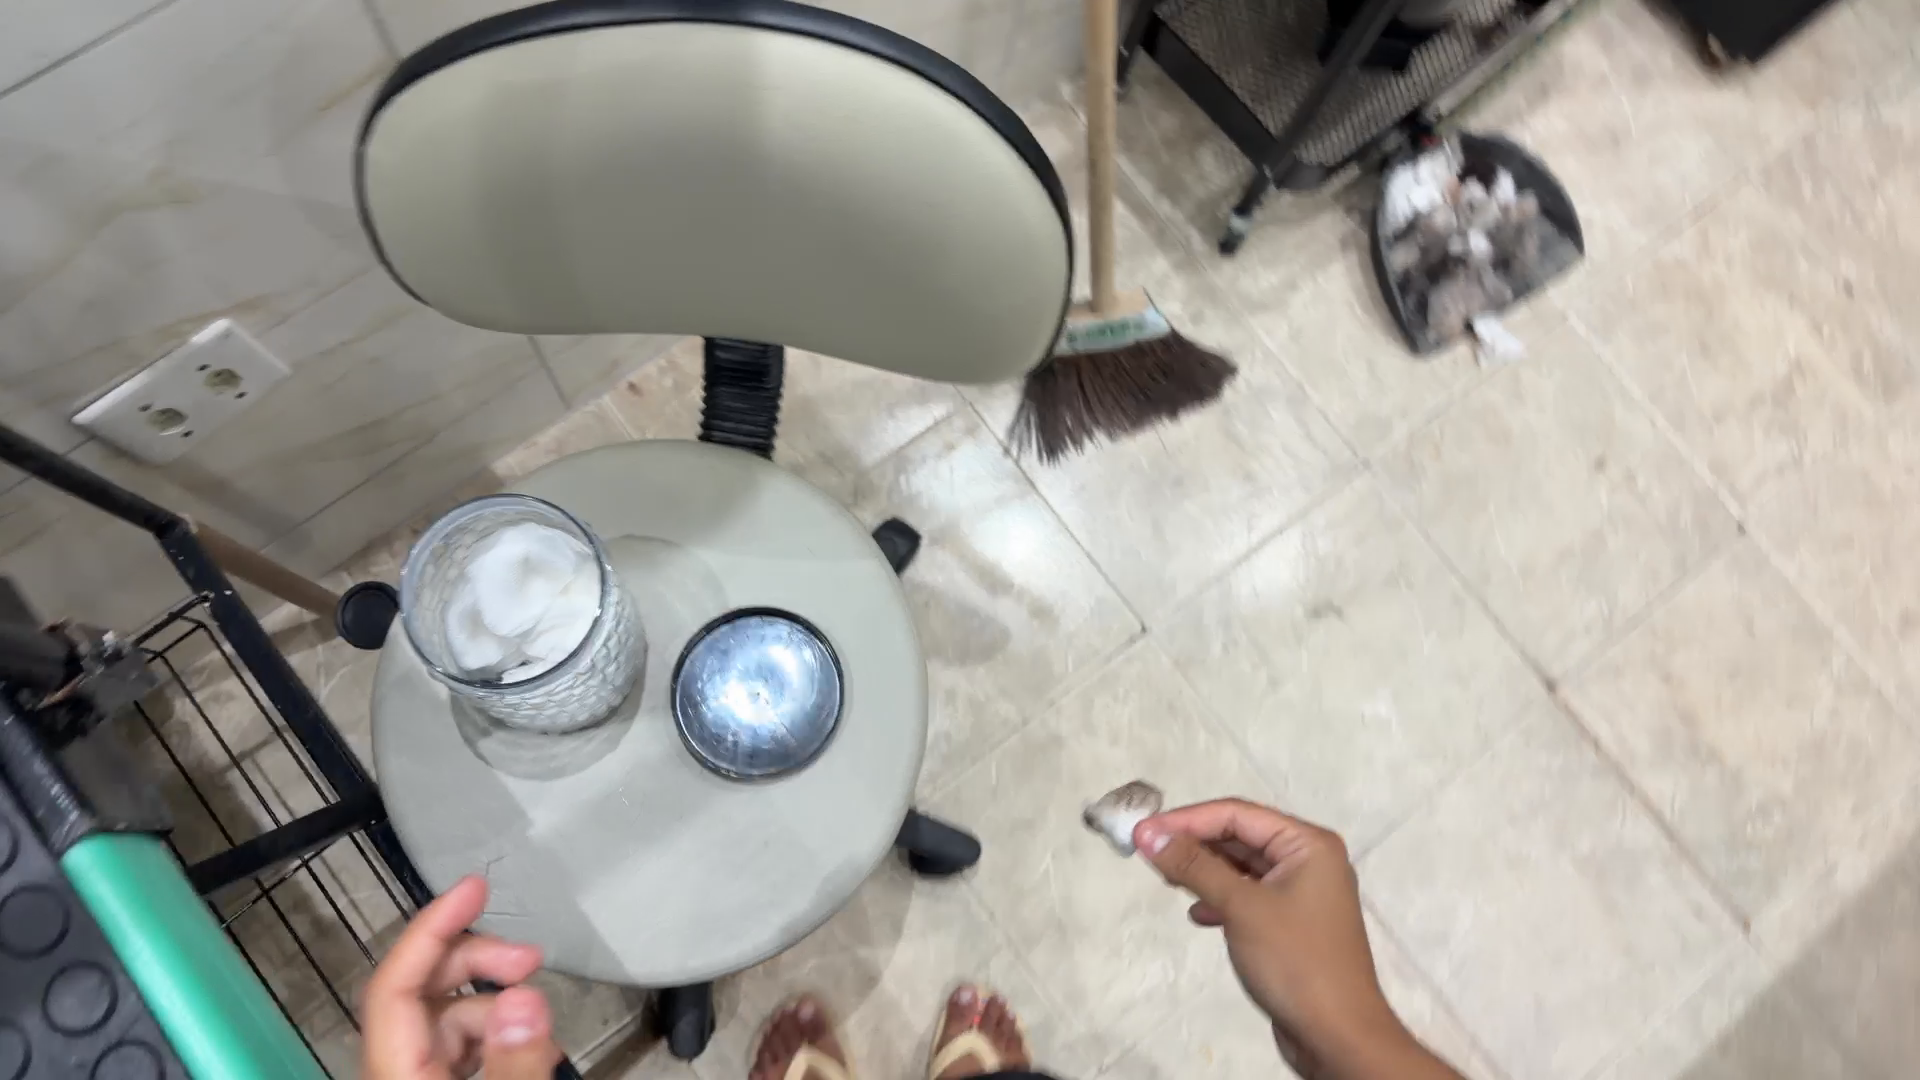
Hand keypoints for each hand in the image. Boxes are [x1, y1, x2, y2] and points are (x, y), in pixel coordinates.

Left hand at [361, 875, 562, 1078]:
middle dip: (477, 961)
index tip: (476, 887)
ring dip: (495, 998)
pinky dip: (496, 1027)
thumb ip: (516, 1066)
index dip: (431, 930)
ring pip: (444, 1017)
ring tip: (542, 1015)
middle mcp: (395, 1076)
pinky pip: (457, 1043)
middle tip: (532, 960)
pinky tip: (531, 1043)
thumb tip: (521, 995)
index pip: (394, 991)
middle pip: (418, 993)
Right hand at [1134, 800, 1459, 1079]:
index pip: (1235, 814)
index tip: (1143, 830)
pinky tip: (1198, 914)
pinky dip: (1219, 898)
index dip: (1186, 819)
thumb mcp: (1240, 906)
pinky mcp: (1291, 922)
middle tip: (1148, 851)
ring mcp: (1300, 892)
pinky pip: (1246, 894)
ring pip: (1239, 866)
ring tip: (1167, 879)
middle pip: (1237, 836)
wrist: (1340, 1043)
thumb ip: (1192, 865)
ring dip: (1202, 870)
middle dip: (1193, 843)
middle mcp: (1307, 859)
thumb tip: (1146, 833)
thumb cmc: (1295, 962)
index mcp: (1306, 844)